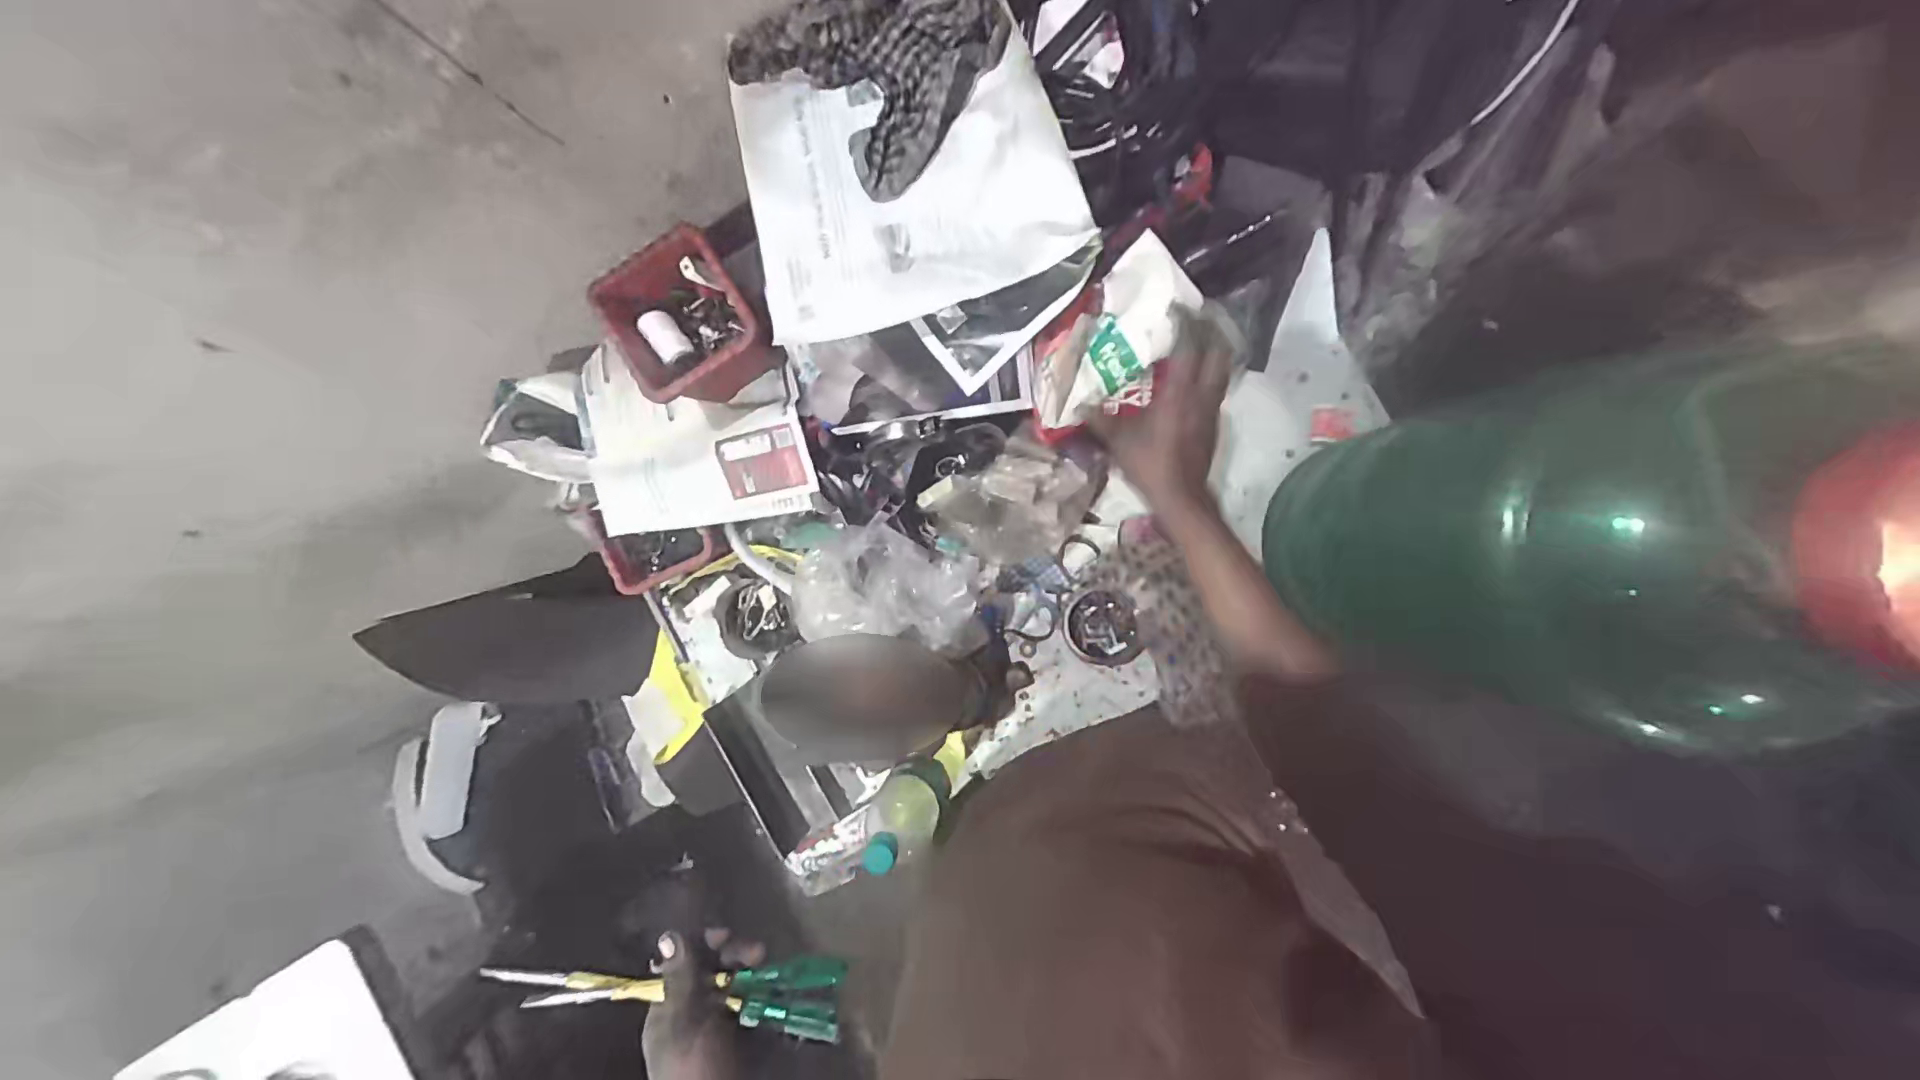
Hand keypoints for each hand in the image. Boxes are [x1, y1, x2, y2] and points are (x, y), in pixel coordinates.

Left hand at [641, 929, 766, 1079]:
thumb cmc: (695, 1070)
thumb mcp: (683, 1024)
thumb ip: (680, 978)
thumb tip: (668, 934)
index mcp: (672, 1006)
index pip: (687, 960)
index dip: (705, 943)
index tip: (725, 935)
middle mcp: (698, 1009)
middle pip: (717, 966)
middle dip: (737, 953)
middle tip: (759, 952)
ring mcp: (725, 1022)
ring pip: (740, 979)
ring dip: (756, 968)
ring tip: (769, 969)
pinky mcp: (749, 1033)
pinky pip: (759, 1001)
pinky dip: (769, 990)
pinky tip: (777, 987)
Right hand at [1089, 311, 1234, 520]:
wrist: (1181, 497)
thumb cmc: (1150, 466)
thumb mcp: (1119, 441)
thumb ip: (1100, 419)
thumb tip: (1079, 404)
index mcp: (1179, 394)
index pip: (1189, 347)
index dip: (1185, 322)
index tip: (1176, 306)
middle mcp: (1202, 395)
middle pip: (1217, 350)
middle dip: (1208, 329)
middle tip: (1193, 318)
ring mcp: (1212, 409)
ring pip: (1222, 368)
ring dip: (1213, 350)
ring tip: (1198, 340)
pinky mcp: (1213, 422)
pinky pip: (1216, 386)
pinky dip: (1209, 373)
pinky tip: (1193, 377)